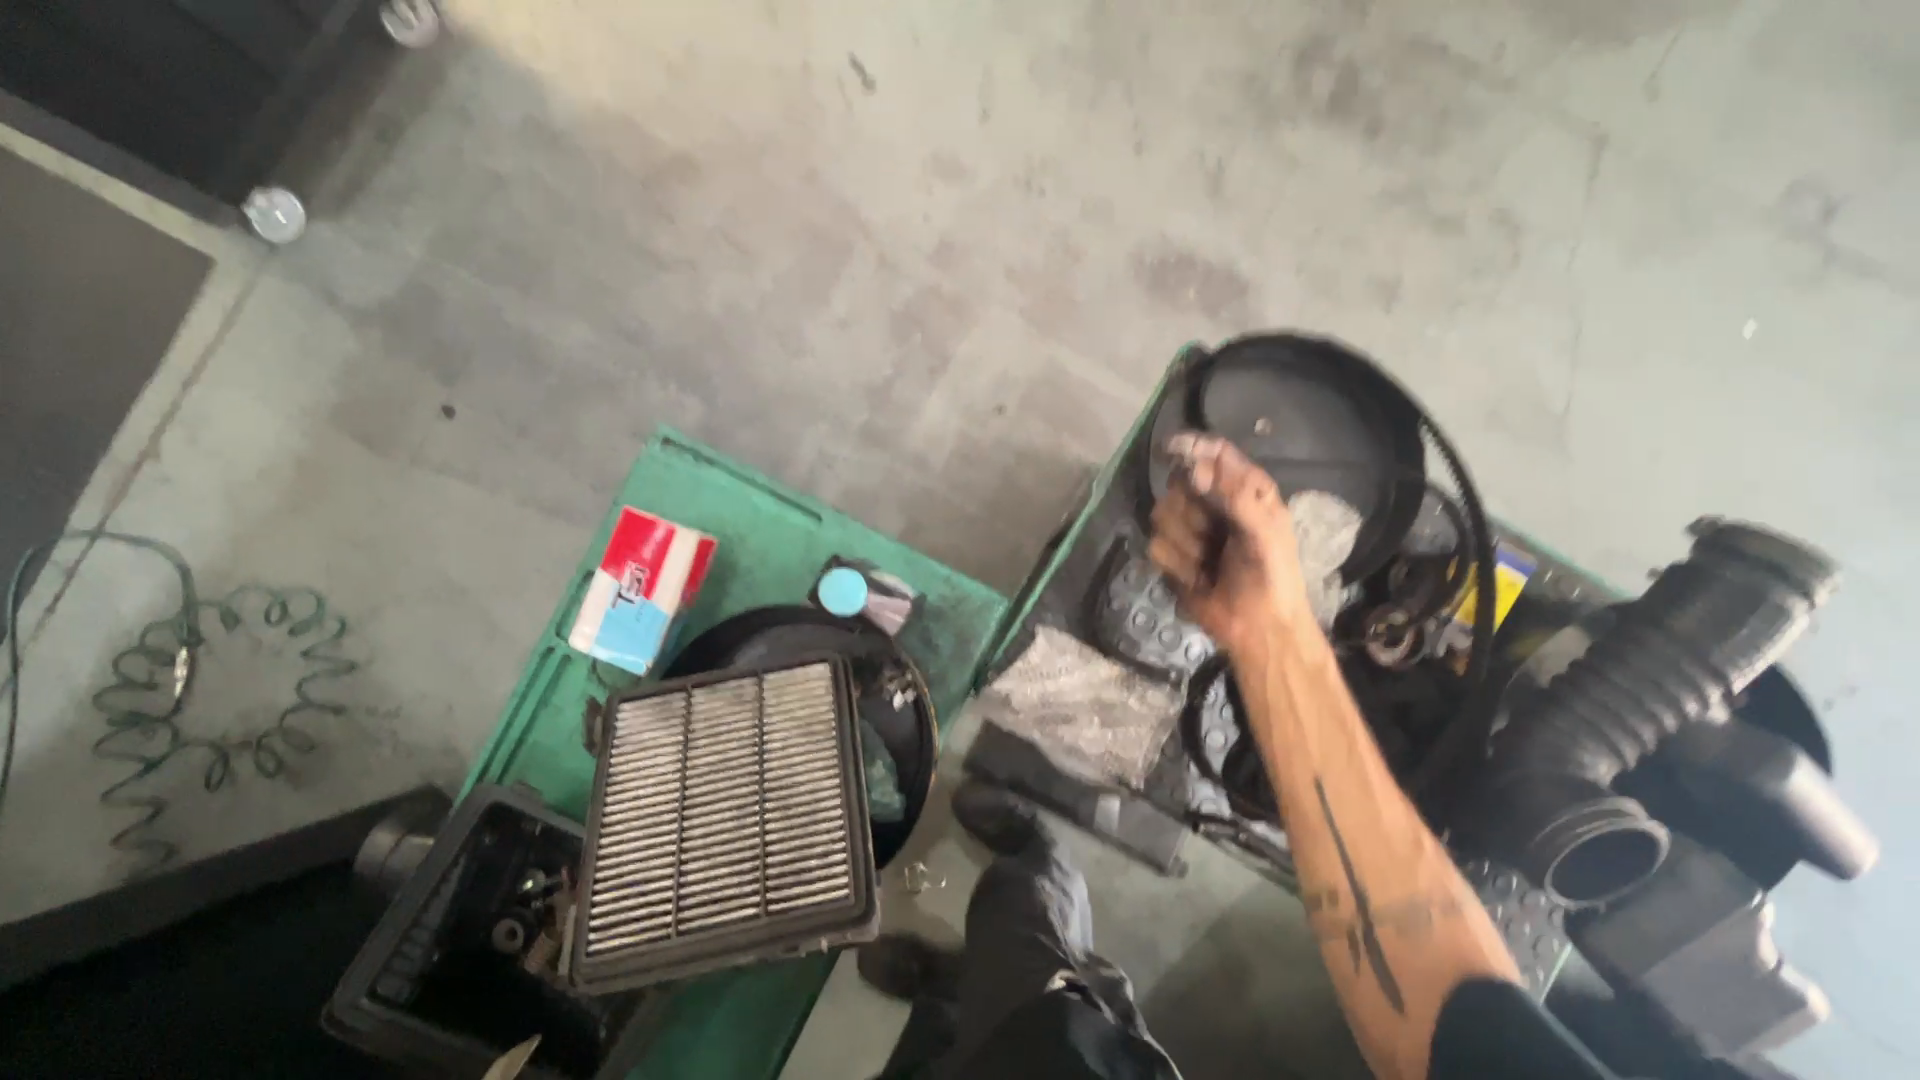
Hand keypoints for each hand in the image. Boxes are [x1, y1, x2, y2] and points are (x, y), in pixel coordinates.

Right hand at [1148, 433, 1312, 651]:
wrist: (1258, 628)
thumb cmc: (1273, 576)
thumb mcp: (1265, 531)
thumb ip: (1234, 496)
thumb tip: (1195, 469)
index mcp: (1245, 489)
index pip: (1214, 453)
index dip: (1191, 447)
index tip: (1170, 450)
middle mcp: (1213, 503)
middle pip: (1178, 482)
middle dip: (1191, 510)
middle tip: (1213, 533)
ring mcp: (1190, 530)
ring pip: (1161, 514)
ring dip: (1185, 542)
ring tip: (1209, 562)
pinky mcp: (1173, 556)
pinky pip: (1156, 546)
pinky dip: (1177, 565)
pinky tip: (1198, 578)